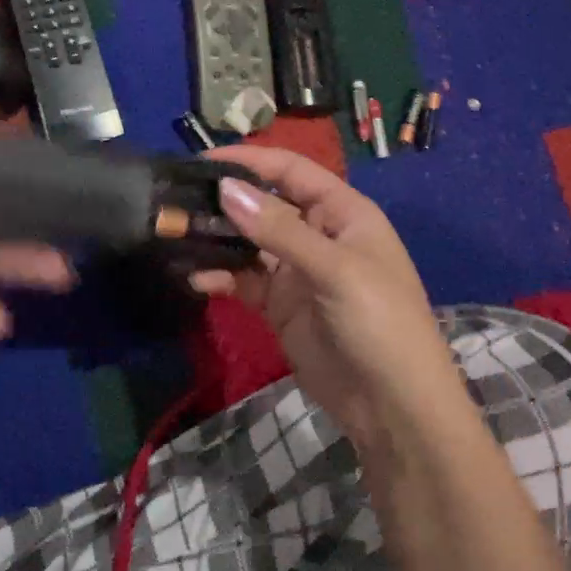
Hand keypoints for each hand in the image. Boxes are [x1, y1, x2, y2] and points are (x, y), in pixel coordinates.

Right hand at [195, 146, 457, 442]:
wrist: (394, 408)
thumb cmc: (381, 325)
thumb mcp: (336, 271)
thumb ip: (279, 230)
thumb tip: (226, 189)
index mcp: (343, 214)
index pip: (291, 171)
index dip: (249, 161)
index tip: (200, 162)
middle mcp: (317, 234)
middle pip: (263, 204)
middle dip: (223, 201)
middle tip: (175, 200)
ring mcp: (296, 271)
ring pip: (247, 242)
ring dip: (214, 238)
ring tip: (176, 235)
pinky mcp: (278, 305)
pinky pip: (241, 280)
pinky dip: (218, 276)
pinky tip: (197, 279)